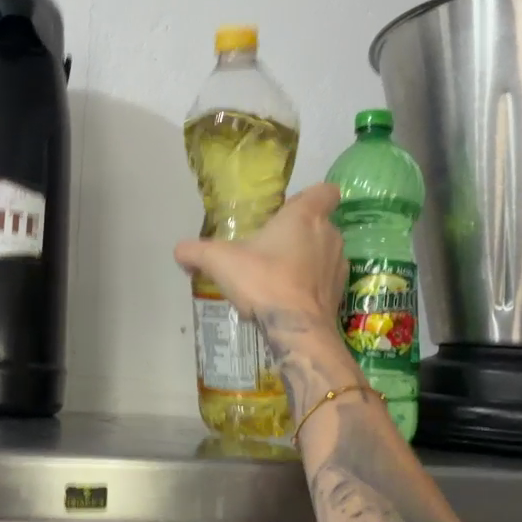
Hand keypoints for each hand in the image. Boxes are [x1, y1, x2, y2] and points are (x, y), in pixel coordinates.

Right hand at [174, 183, 347, 326]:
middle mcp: (329, 235)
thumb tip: (180, 251)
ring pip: (324, 252)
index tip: (290, 211)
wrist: (298, 329)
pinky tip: (289, 299)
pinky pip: (325, 280)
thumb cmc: (264, 282)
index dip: (310, 197)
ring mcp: (339, 265)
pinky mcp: (340, 292)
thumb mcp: (219, 262)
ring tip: (279, 277)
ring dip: (307, 260)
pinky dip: (312, 285)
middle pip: (320, 224)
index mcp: (305, 216)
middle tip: (272, 248)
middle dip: (299, 233)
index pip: (325, 191)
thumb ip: (196, 252)